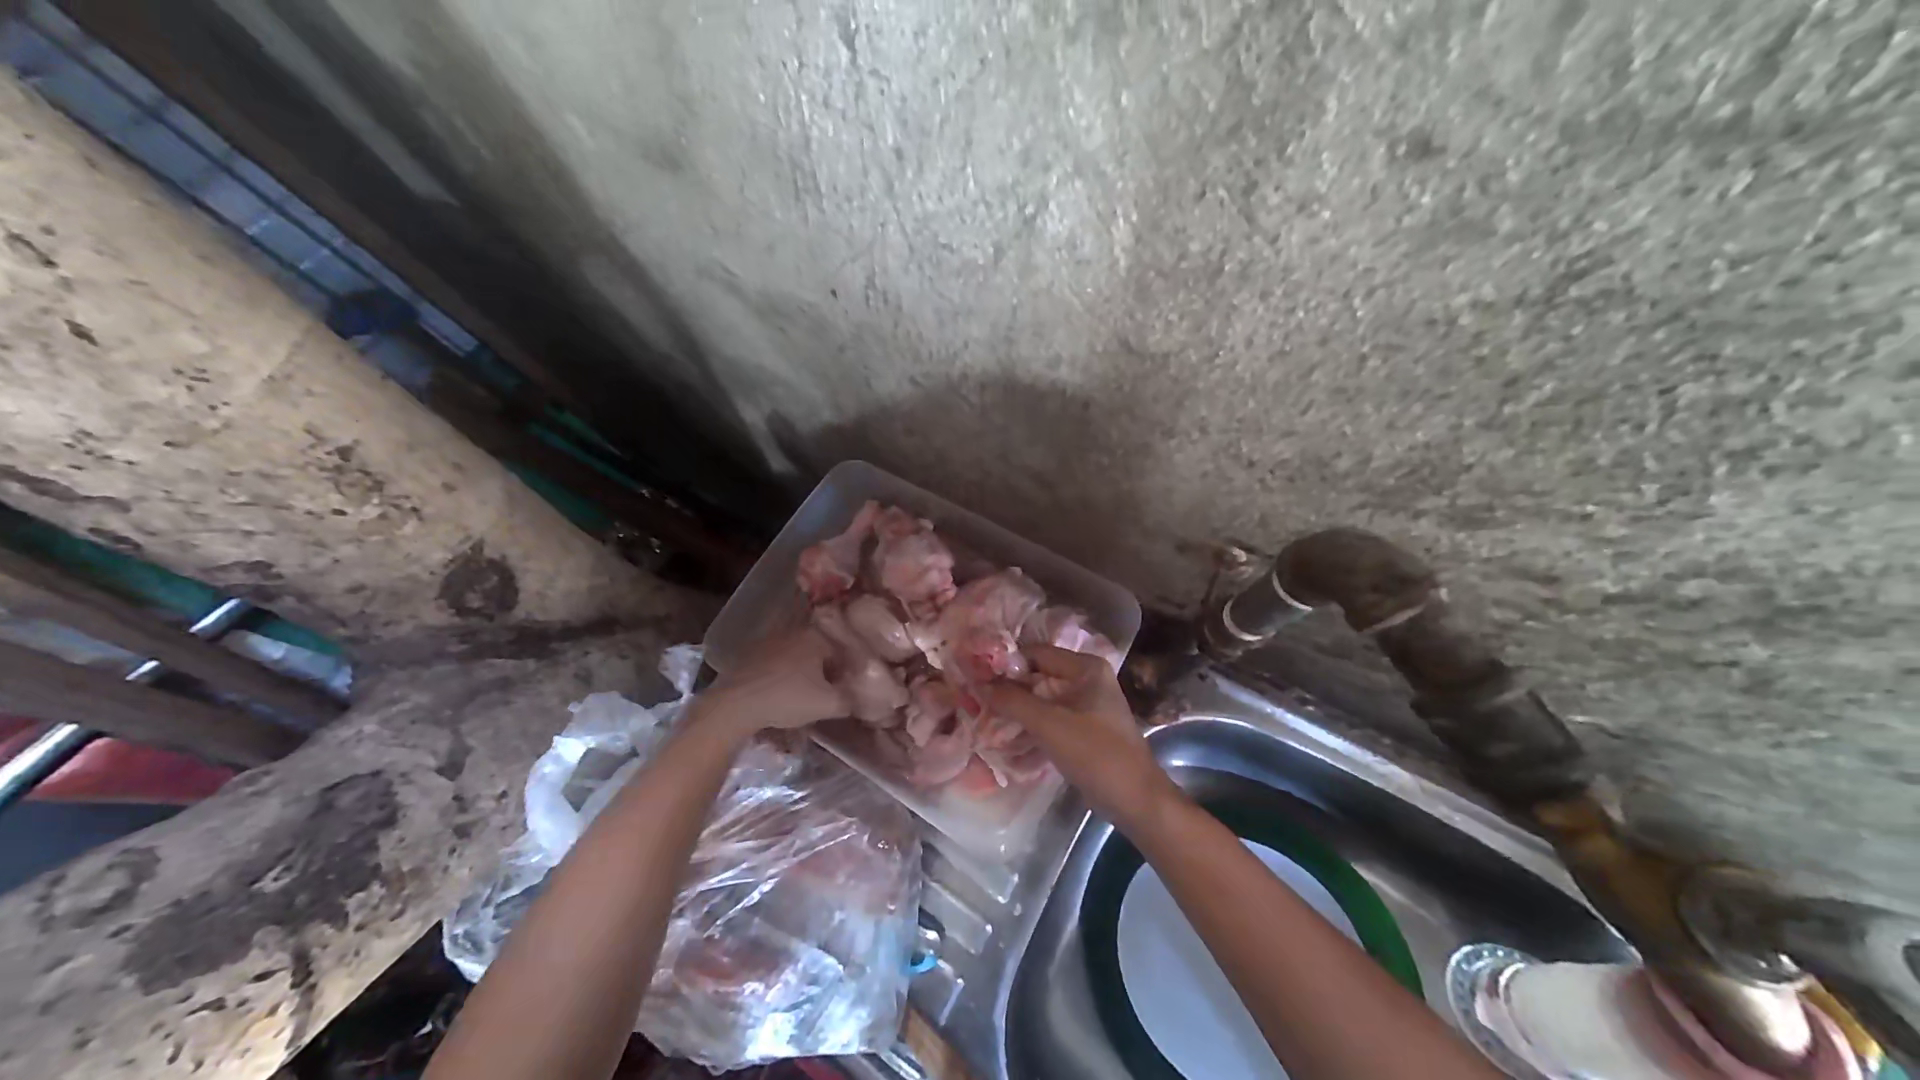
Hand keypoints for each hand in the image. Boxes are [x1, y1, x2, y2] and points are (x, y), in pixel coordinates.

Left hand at [694, 628, 851, 739]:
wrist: (734, 705)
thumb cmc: (787, 698)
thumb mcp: (828, 704)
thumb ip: (852, 699)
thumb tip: (869, 696)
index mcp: (817, 636)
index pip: (846, 646)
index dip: (853, 667)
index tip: (854, 685)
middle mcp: (795, 631)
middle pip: (823, 648)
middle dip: (831, 668)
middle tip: (835, 690)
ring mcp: (771, 640)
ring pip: (800, 654)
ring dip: (808, 671)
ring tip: (811, 693)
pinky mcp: (752, 653)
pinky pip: (781, 661)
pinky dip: (788, 673)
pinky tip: (786, 691)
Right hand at [987, 645, 1181, 832]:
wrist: (1135, 800)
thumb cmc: (1096, 753)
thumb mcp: (1049, 724)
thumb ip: (1012, 700)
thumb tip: (978, 683)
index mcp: (1085, 669)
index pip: (1036, 653)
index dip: (1007, 665)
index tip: (977, 679)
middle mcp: (1086, 681)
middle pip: (1037, 677)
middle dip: (1009, 691)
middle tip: (975, 702)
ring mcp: (1085, 707)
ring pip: (1041, 701)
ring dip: (1016, 712)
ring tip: (984, 724)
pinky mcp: (1082, 731)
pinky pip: (1048, 721)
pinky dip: (1029, 729)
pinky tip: (1006, 743)